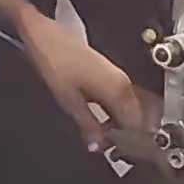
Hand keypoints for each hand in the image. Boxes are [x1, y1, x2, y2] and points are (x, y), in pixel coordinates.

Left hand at [22, 14, 146, 150]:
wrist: (45, 32)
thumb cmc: (55, 61)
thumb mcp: (68, 99)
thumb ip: (88, 124)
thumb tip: (99, 146)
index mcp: (119, 92)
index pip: (136, 125)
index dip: (130, 141)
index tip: (120, 151)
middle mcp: (125, 84)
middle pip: (137, 117)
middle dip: (128, 133)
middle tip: (113, 145)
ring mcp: (120, 77)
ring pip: (131, 108)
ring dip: (122, 122)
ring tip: (107, 134)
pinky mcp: (112, 73)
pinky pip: (123, 99)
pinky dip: (117, 111)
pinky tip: (103, 116)